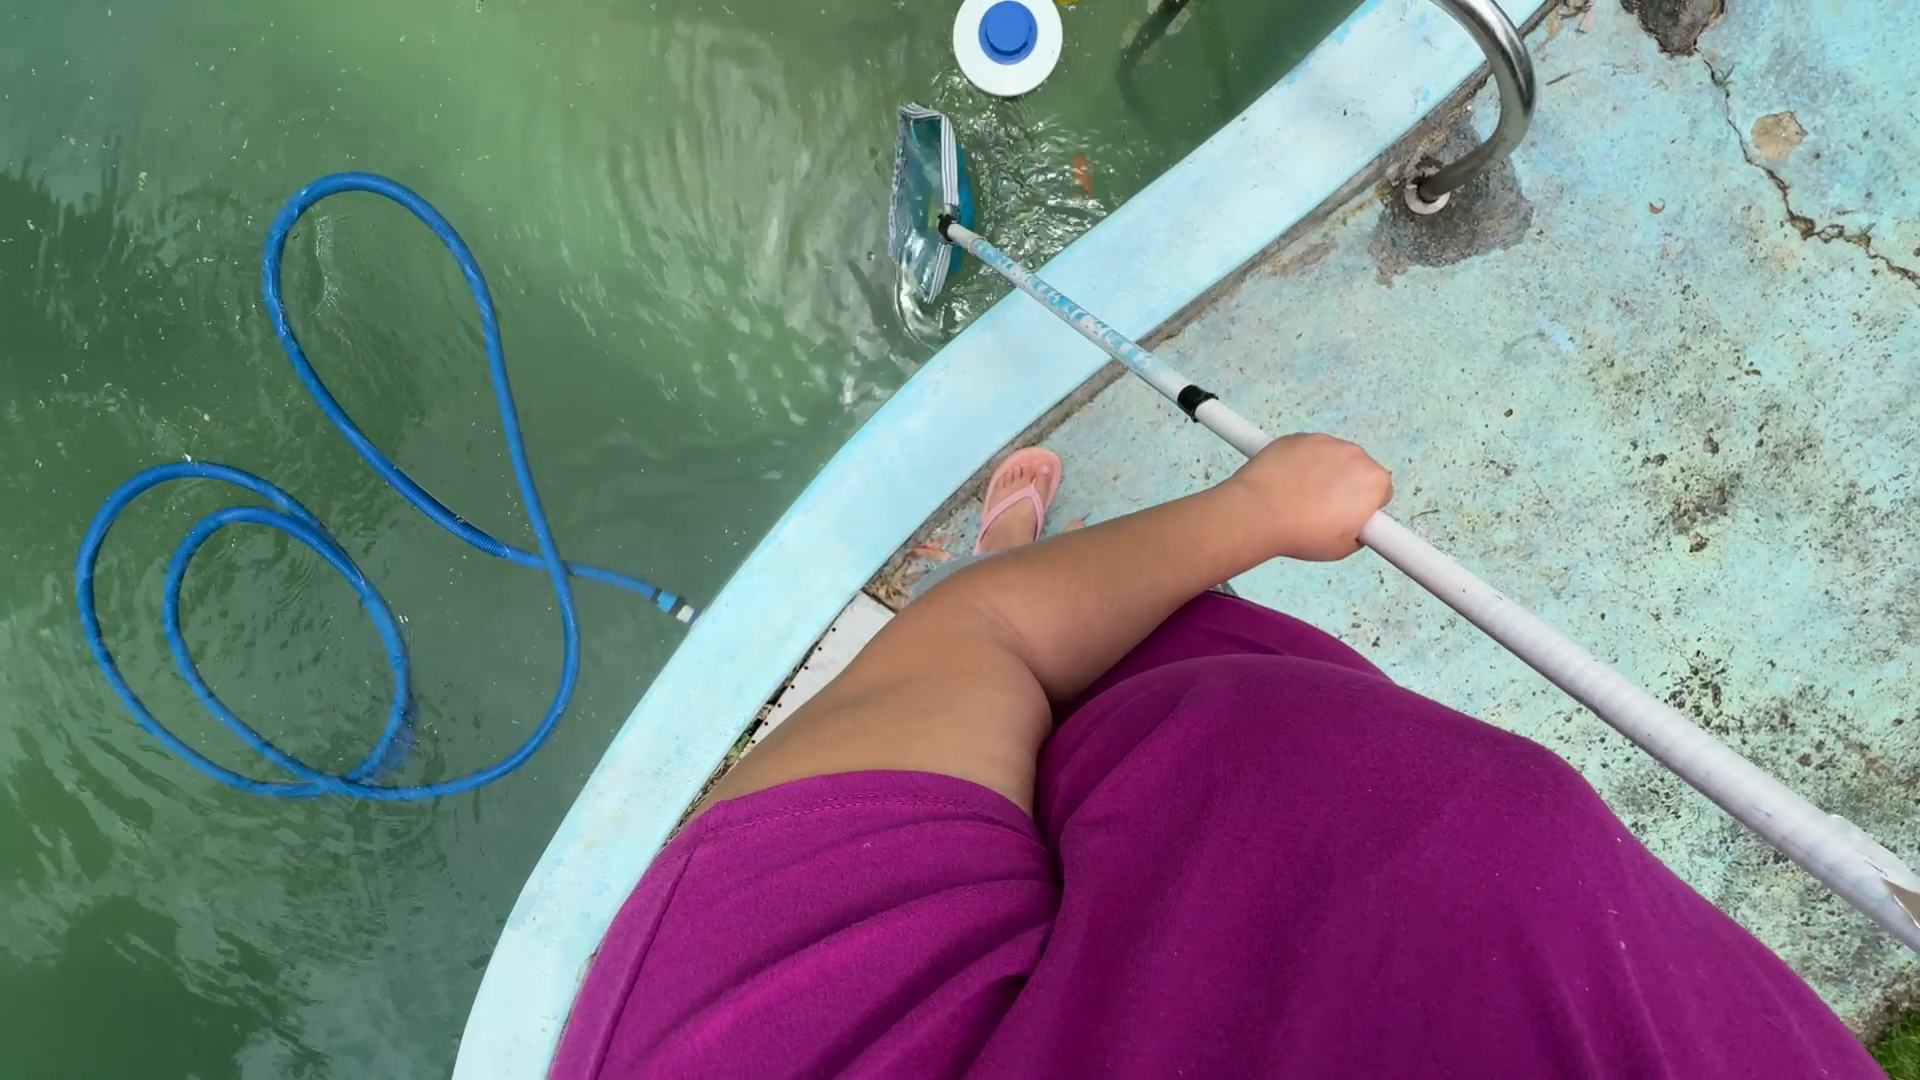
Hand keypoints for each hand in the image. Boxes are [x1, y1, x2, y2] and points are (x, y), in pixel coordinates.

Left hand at [1222, 433, 1392, 560]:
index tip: (1346, 514)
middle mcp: (1355, 455)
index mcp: (1374, 481)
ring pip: (1329, 457)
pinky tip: (1284, 481)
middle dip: (1342, 485)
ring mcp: (1324, 442)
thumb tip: (1354, 526)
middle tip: (1318, 507)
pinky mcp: (1297, 437)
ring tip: (1297, 496)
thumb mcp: (1343, 547)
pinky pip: (1304, 450)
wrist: (1257, 513)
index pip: (1381, 492)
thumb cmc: (1299, 532)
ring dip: (1319, 471)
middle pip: (1356, 470)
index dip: (1363, 506)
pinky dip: (1297, 461)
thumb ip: (1359, 531)